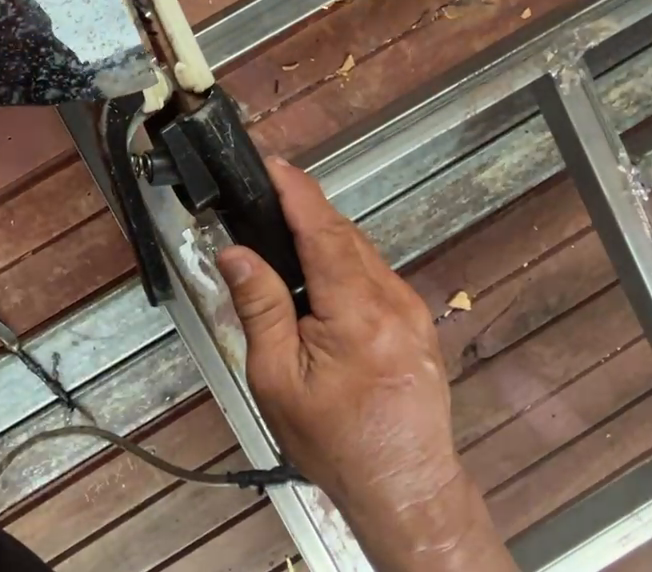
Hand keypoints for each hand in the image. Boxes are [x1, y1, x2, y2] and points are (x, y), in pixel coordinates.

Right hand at [216, 159, 514, 571]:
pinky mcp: (416, 321)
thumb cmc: (335, 441)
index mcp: (357, 313)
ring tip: (279, 226)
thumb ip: (259, 307)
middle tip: (261, 192)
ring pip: (360, 250)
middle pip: (343, 233)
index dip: (296, 191)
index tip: (271, 162)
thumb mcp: (278, 378)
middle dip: (303, 207)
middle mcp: (393, 301)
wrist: (405, 489)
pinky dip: (339, 256)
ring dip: (321, 232)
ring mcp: (411, 310)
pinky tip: (314, 269)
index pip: (323, 231)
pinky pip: (372, 271)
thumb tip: (236, 252)